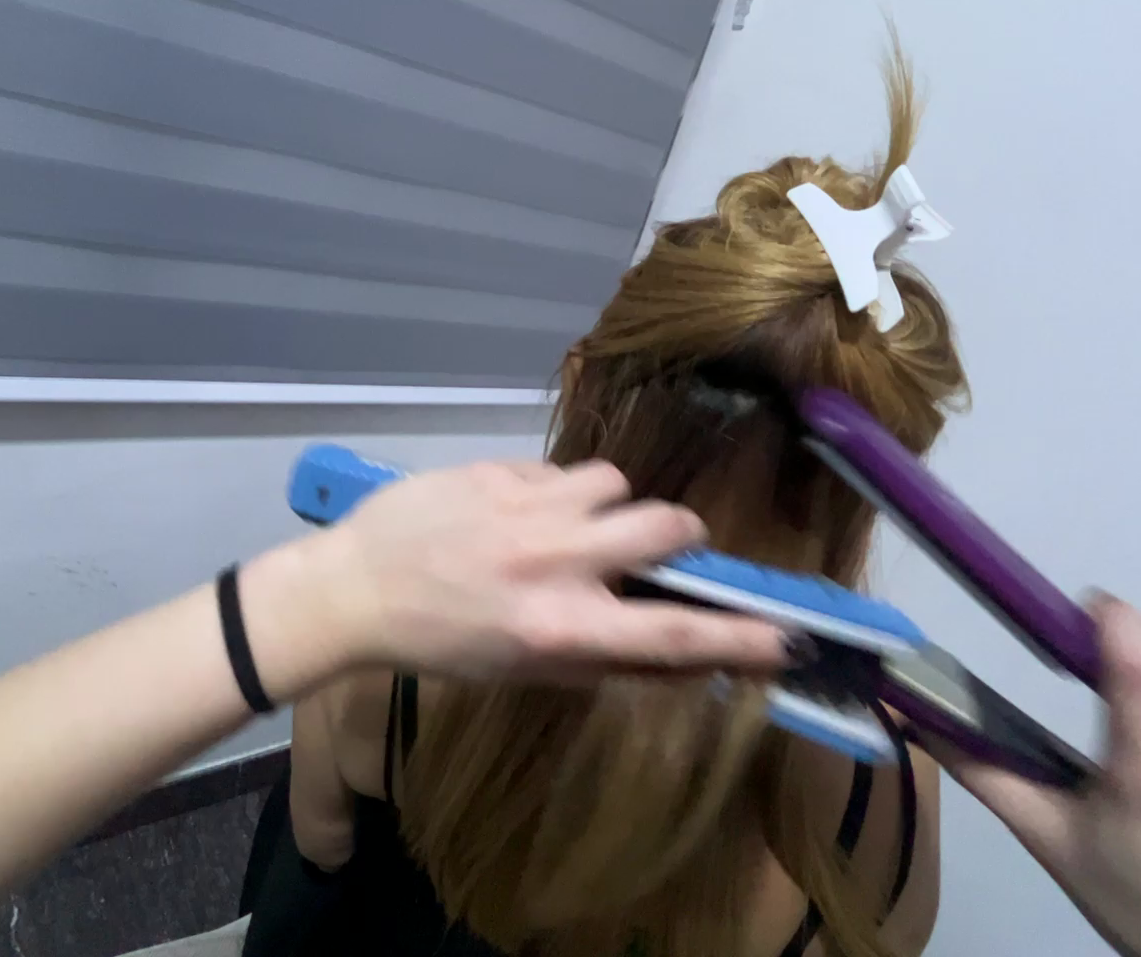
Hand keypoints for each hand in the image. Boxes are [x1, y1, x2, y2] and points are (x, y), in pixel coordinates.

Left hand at [258, 459, 788, 682]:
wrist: (356, 588)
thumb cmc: (440, 644)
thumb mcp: (521, 671)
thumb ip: (601, 659)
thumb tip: (673, 650)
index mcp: (559, 628)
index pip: (672, 634)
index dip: (740, 637)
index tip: (784, 633)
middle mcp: (554, 561)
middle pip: (667, 525)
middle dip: (678, 535)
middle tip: (656, 544)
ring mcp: (526, 505)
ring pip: (615, 481)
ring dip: (609, 505)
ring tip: (571, 521)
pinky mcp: (497, 469)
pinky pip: (557, 469)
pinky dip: (554, 490)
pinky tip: (516, 507)